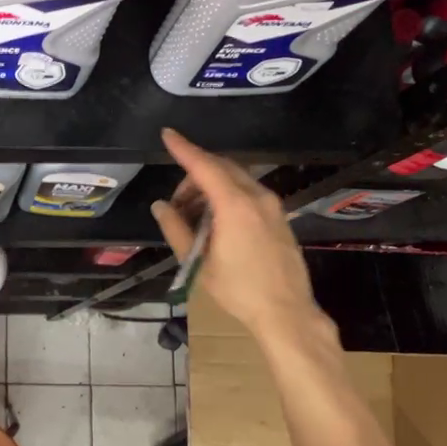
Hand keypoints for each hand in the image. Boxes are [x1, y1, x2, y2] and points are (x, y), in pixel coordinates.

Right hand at [151, 128, 324, 337]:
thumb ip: (176, 229)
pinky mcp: (279, 217)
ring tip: (192, 218)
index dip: (184, 149)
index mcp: (235, 205)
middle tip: (175, 204)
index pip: (205, 166)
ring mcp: (272, 206)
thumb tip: (160, 207)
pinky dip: (226, 196)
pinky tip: (215, 223)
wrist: (286, 311)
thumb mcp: (198, 263)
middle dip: (194, 176)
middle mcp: (257, 197)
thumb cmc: (238, 289)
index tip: (167, 134)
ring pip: (235, 180)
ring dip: (210, 188)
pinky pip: (248, 193)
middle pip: (221, 168)